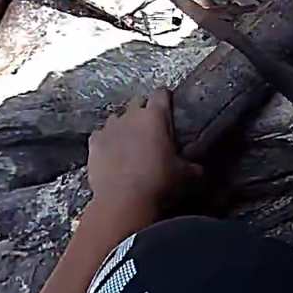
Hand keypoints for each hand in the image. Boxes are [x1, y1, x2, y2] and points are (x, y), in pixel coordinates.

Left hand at [87, 89, 201, 212]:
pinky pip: (101, 135)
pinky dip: (107, 140)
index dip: (165, 97)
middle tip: (151, 127)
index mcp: (155, 116)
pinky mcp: (94, 142)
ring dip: (124, 125)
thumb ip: (192, 167)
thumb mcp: (183, 174)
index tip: (168, 104)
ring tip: (129, 141)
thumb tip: (199, 170)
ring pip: (117, 117)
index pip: (161, 94)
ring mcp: (109, 127)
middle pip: (138, 101)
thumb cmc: (158, 180)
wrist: (122, 198)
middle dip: (144, 110)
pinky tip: (111, 153)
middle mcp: (131, 115)